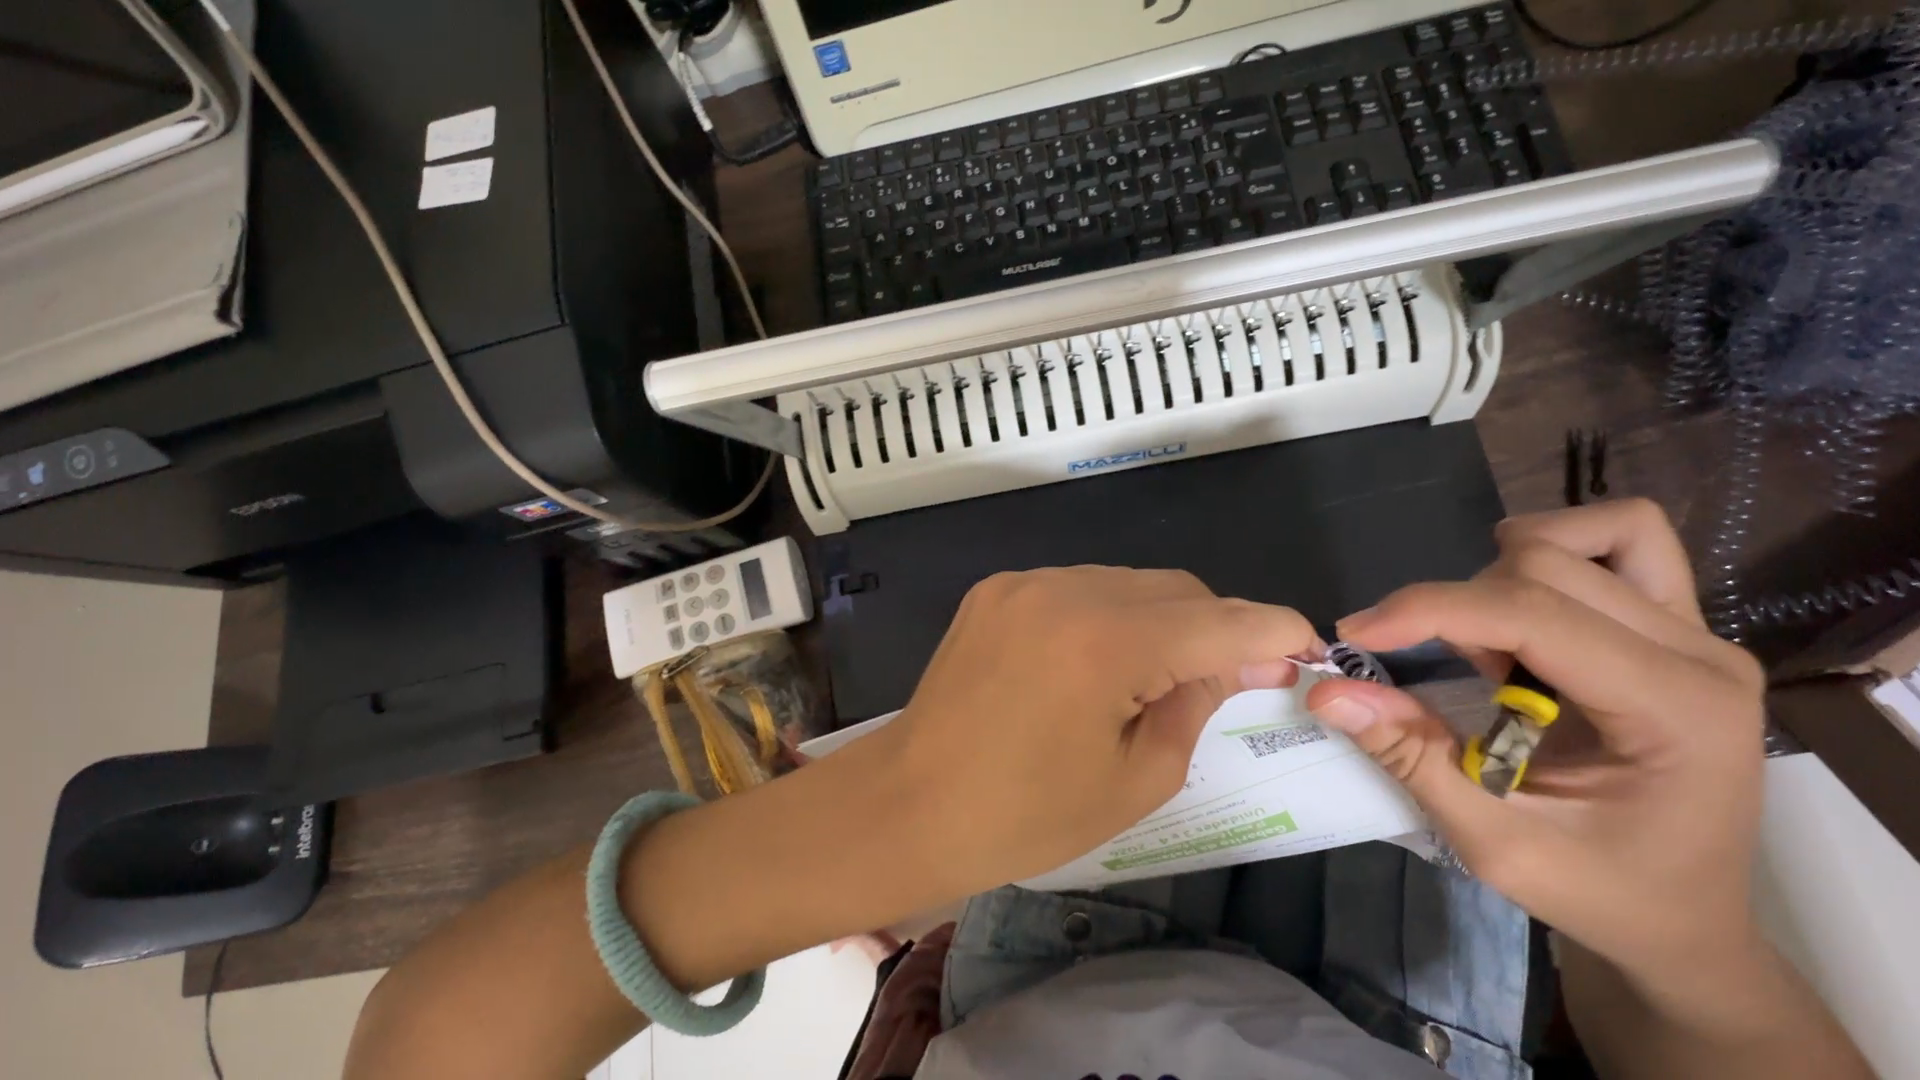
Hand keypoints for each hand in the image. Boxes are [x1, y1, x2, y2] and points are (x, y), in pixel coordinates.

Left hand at [876, 567, 1315, 896]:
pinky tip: (1094, 665)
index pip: (1222, 620)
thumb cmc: (1024, 815)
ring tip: (1151, 681)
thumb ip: (1195, 705)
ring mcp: (1023, 583)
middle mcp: (1066, 591)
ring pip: (1128, 584)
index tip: (1305, 651)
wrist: (908, 805)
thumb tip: (1234, 663)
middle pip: (1176, 590)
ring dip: (1159, 621)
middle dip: (1215, 628)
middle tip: (1225, 682)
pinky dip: (1107, 617)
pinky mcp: (995, 590)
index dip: (1275, 632)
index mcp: (1107, 642)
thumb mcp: (1137, 779)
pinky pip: (1078, 589)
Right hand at [1304, 499, 1767, 977]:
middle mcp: (1700, 653)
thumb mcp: (1496, 845)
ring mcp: (1699, 633)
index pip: (1533, 614)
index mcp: (1675, 710)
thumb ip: (1413, 758)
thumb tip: (1328, 691)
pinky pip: (1621, 540)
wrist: (1685, 920)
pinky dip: (1554, 552)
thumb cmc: (1602, 892)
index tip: (1354, 635)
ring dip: (1501, 575)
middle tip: (1425, 667)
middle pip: (1547, 565)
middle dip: (1456, 606)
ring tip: (1484, 647)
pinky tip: (1521, 608)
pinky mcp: (1681, 626)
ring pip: (1584, 538)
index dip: (1430, 610)